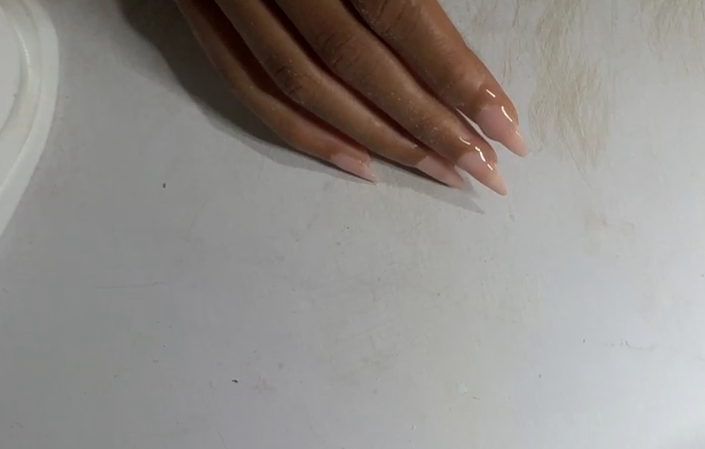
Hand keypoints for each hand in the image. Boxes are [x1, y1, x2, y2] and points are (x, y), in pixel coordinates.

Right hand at [175, 0, 524, 191]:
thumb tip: (467, 66)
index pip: (401, 15)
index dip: (460, 79)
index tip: (510, 131)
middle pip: (357, 62)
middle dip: (432, 127)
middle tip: (487, 172)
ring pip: (307, 83)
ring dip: (383, 142)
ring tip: (445, 176)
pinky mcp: (194, 3)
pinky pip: (246, 84)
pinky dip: (307, 134)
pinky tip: (363, 166)